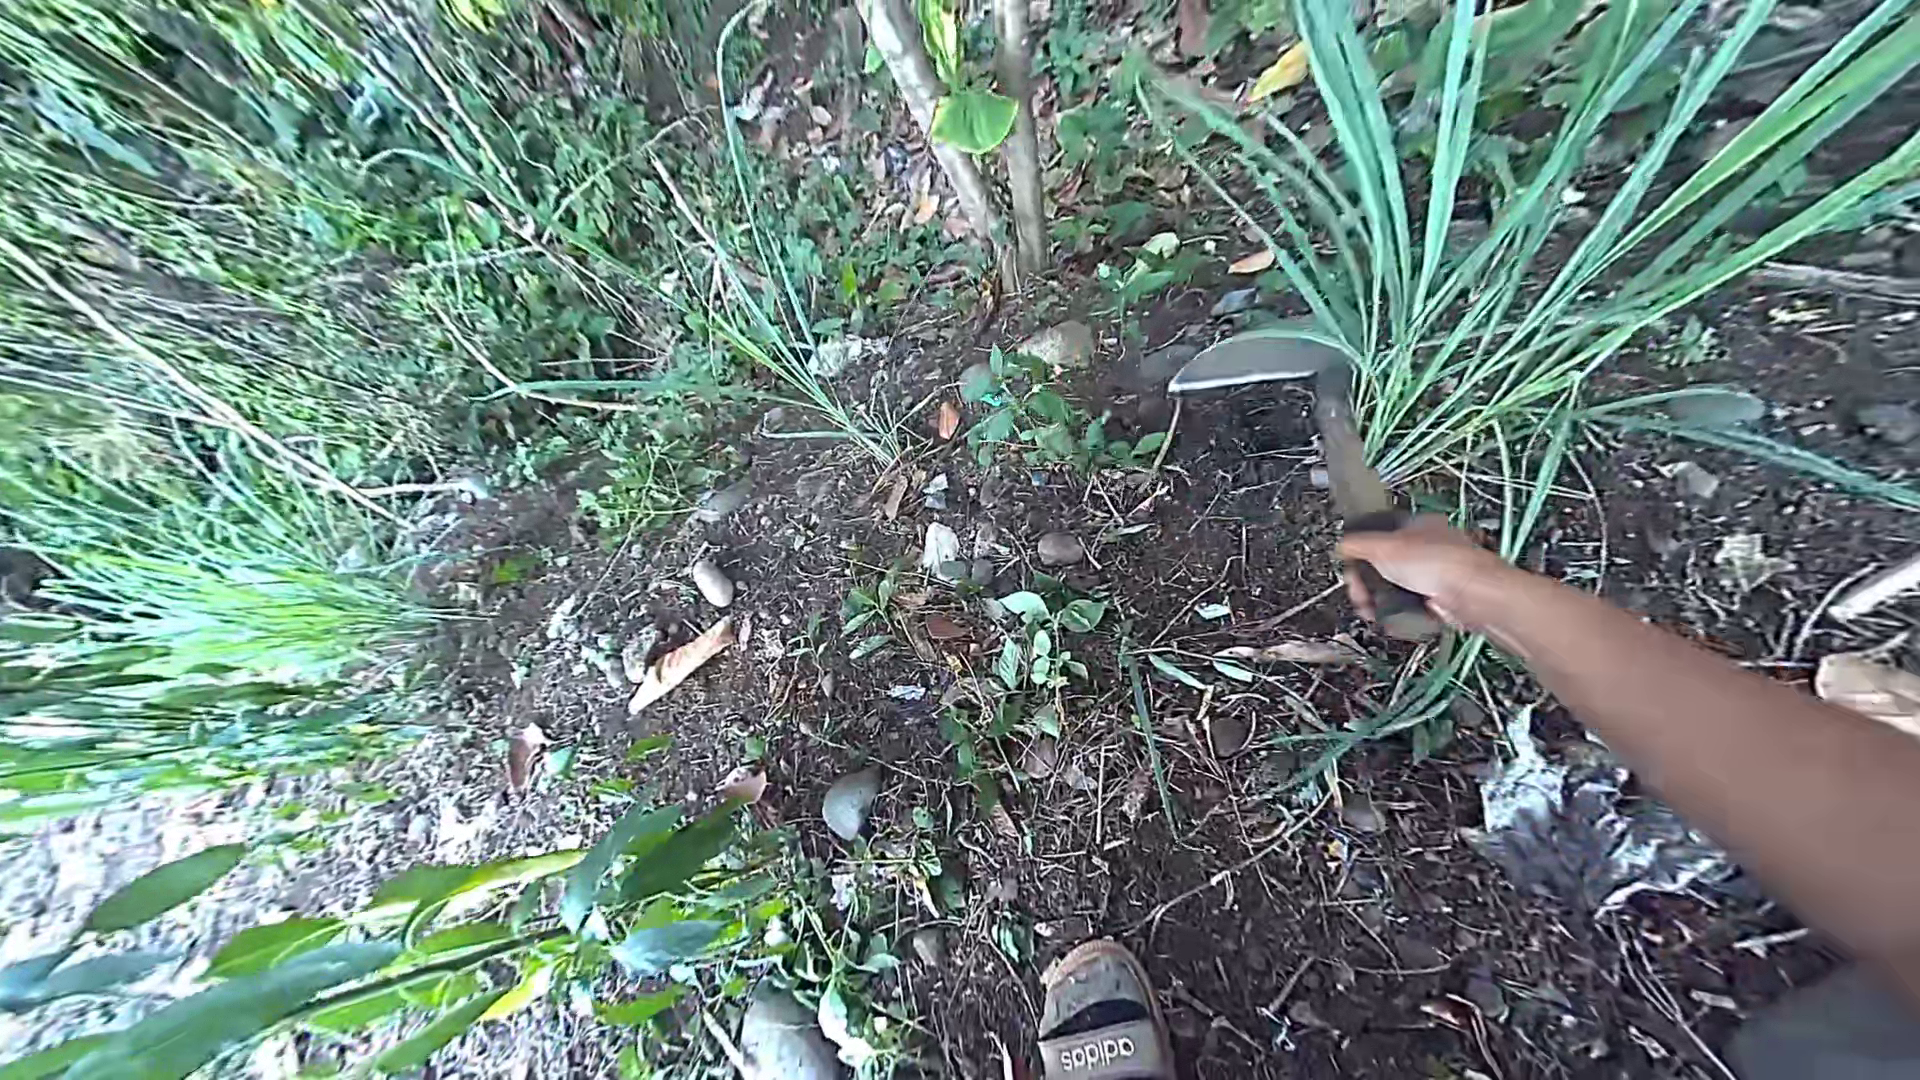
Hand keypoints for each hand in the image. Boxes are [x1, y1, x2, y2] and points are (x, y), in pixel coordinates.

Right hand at [1338, 517, 1514, 629]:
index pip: (1378, 534)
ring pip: (1392, 587)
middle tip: (1358, 591)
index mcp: (1418, 524)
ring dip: (1375, 599)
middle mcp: (1427, 547)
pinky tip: (1385, 616)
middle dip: (1365, 581)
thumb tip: (1339, 546)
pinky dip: (1393, 612)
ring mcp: (1434, 574)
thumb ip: (1354, 544)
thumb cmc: (1436, 562)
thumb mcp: (1381, 546)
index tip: (1350, 566)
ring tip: (1368, 607)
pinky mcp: (1439, 599)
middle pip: (1381, 564)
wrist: (1474, 597)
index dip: (1360, 551)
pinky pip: (1405, 605)